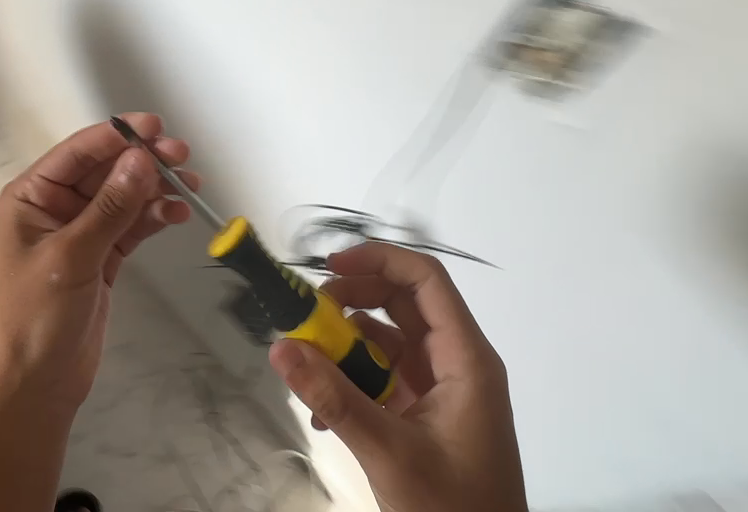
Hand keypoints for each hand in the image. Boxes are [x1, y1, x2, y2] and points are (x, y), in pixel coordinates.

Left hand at [0, 113, 197, 416]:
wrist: (31, 389)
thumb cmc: (33, 319)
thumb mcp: (70, 257)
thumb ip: (110, 208)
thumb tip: (141, 160)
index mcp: (32, 196)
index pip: (78, 152)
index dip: (116, 135)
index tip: (154, 127)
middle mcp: (56, 208)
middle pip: (106, 171)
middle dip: (142, 161)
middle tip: (181, 155)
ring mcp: (81, 233)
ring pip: (124, 197)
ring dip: (155, 189)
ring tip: (190, 184)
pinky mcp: (101, 259)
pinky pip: (132, 227)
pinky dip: (154, 218)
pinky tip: (177, 213)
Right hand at [269, 242, 525, 511]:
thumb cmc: (454, 509)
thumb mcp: (390, 452)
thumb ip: (334, 398)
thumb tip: (281, 348)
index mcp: (465, 359)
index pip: (425, 280)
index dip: (378, 260)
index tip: (330, 266)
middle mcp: (456, 363)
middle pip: (400, 303)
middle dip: (350, 301)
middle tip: (308, 315)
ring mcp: (441, 388)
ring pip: (387, 338)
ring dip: (344, 344)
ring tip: (308, 363)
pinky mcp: (425, 412)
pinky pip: (383, 374)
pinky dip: (350, 379)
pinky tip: (324, 409)